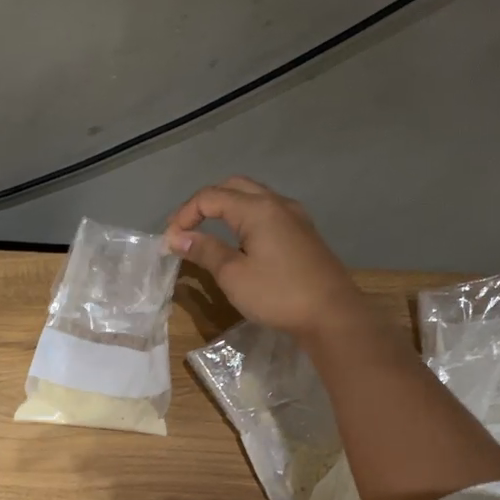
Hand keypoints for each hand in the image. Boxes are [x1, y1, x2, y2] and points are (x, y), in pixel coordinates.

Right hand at [164, 176, 372, 341]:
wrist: (330, 313)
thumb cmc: (276, 293)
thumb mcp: (232, 274)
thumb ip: (205, 251)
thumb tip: (177, 238)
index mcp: (258, 209)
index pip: (210, 197)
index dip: (184, 215)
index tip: (168, 243)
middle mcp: (277, 203)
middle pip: (232, 187)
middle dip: (202, 204)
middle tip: (182, 230)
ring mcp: (292, 216)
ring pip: (251, 197)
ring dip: (223, 208)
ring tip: (203, 233)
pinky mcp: (300, 232)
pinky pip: (264, 212)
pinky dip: (241, 218)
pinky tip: (234, 240)